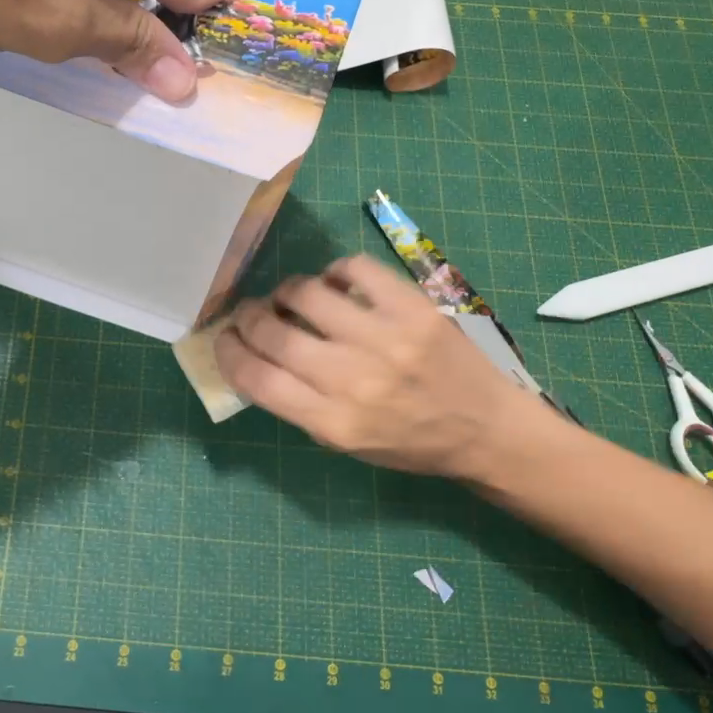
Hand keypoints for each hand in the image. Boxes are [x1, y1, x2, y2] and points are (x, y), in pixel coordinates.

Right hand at [214, 255, 549, 479]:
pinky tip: (335, 285)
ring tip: (290, 298)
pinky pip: (354, 269)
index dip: (228, 353)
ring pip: (305, 293)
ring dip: (285, 292)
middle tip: (250, 314)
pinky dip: (334, 272)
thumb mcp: (344, 443)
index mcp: (333, 422)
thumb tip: (255, 356)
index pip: (255, 378)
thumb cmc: (410, 443)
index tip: (224, 340)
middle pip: (272, 333)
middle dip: (247, 318)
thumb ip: (297, 404)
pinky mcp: (414, 308)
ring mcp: (386, 339)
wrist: (488, 430)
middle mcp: (353, 380)